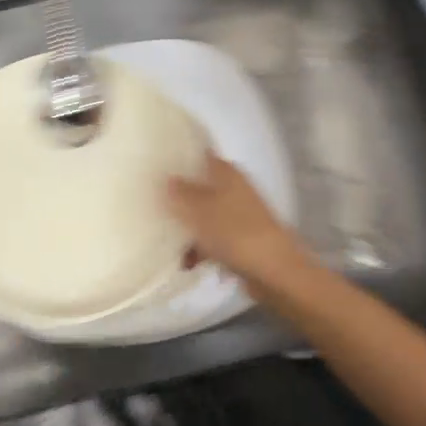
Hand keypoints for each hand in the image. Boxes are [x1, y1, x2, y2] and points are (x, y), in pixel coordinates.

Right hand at [168, 154, 314, 288]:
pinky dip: (200, 249)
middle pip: (199, 187)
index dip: (178, 157)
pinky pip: (213, 239)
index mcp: (225, 173)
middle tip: (151, 205)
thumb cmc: (233, 232)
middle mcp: (233, 188)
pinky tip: (185, 264)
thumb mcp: (198, 210)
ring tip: (164, 244)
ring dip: (186, 229)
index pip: (199, 155)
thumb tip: (165, 177)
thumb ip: (179, 193)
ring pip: (204, 215)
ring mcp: (238, 215)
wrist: (274, 271)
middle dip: (177, 199)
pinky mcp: (241, 240)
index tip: (154, 164)